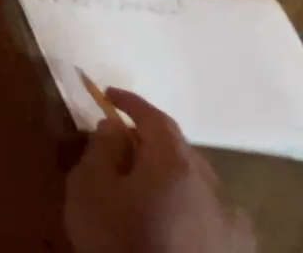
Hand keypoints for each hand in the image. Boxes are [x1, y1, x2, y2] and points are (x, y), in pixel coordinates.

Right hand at [64, 88, 255, 252]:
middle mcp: (214, 189)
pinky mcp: (238, 248)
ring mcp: (234, 223)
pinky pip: (211, 209)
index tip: (107, 92)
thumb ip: (101, 150)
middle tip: (117, 141)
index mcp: (175, 167)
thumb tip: (113, 126)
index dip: (132, 102)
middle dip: (150, 140)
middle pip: (182, 151)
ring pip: (200, 182)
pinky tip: (168, 214)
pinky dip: (188, 199)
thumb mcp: (90, 187)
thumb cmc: (115, 236)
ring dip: (171, 171)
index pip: (158, 120)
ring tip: (141, 181)